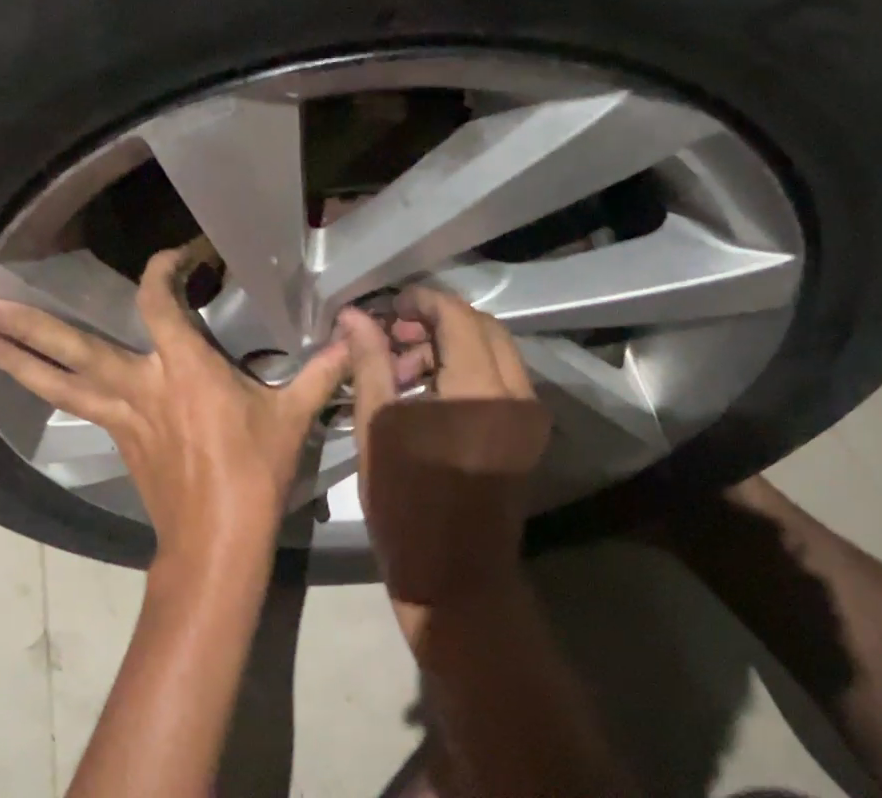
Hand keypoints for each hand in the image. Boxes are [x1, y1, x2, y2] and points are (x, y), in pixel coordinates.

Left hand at [0, 245, 349, 565]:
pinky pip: (77, 405)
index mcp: (184, 367)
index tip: (177, 254)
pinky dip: (48, 388)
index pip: (158, 301)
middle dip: (26, 325)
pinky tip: (28, 381)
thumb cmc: (254, 472)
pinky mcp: (116, 440)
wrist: (217, 540)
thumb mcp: (291, 417)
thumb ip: (320, 371)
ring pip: (58, 381)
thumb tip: (355, 338)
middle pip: (73, 346)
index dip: (162, 268)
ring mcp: (120, 415)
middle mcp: (140, 383)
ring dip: (14, 359)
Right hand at [339, 286, 552, 615]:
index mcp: (479, 390)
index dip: (420, 301)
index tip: (385, 307)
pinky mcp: (524, 436)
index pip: (457, 316)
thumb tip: (355, 316)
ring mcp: (526, 416)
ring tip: (400, 370)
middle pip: (481, 328)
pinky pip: (499, 382)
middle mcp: (514, 394)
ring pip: (493, 353)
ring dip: (450, 347)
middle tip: (390, 336)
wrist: (456, 580)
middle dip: (435, 321)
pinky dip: (465, 372)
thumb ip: (370, 364)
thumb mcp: (377, 431)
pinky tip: (425, 395)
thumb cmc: (407, 508)